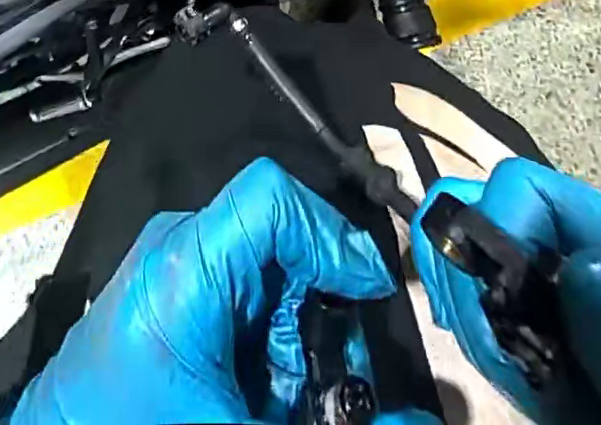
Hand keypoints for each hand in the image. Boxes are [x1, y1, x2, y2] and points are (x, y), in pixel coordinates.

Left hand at [13, 158, 432, 424]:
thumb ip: (333, 421)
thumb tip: (419, 417)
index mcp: (189, 263)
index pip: (271, 197)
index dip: (331, 235)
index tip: (367, 294)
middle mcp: (184, 243)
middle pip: (285, 238)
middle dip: (324, 308)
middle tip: (331, 380)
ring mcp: (181, 258)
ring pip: (274, 271)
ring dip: (301, 334)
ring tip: (283, 395)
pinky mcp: (182, 280)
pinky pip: (249, 290)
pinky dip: (275, 338)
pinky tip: (263, 389)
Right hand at [410, 160, 600, 423]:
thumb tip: (584, 263)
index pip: (526, 186)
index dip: (492, 227)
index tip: (493, 307)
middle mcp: (589, 244)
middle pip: (482, 208)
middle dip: (469, 275)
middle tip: (493, 351)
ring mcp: (560, 274)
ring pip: (466, 249)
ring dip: (470, 308)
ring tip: (513, 375)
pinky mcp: (539, 306)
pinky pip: (475, 290)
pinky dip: (475, 326)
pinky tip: (511, 373)